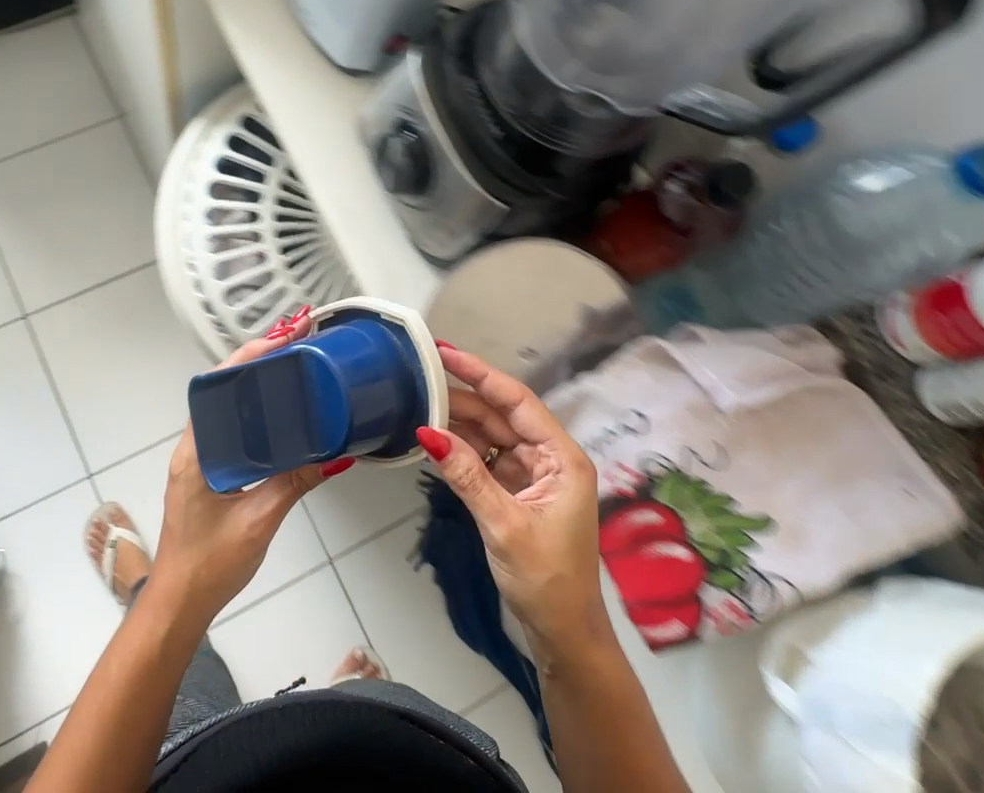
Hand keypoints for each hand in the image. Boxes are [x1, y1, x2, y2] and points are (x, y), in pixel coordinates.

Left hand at [149, 309, 352, 622]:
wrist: (180, 603)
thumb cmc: (210, 563)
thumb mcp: (258, 521)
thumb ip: (294, 484)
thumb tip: (336, 456)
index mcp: (197, 453)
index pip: (216, 388)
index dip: (247, 359)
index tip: (280, 341)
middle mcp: (193, 449)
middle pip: (221, 392)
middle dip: (256, 365)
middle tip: (296, 349)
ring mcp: (198, 463)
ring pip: (226, 411)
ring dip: (255, 389)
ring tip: (293, 373)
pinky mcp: (208, 477)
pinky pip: (231, 433)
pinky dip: (254, 417)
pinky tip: (281, 419)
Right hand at [419, 346, 608, 652]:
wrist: (563, 630)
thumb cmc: (546, 579)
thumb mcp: (503, 524)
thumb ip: (467, 475)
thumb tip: (428, 434)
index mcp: (563, 459)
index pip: (518, 402)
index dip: (481, 374)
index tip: (446, 353)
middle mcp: (551, 459)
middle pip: (503, 415)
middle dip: (463, 396)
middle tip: (420, 379)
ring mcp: (534, 475)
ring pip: (493, 435)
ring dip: (460, 422)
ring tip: (420, 403)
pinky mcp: (519, 492)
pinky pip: (488, 458)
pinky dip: (463, 449)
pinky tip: (436, 439)